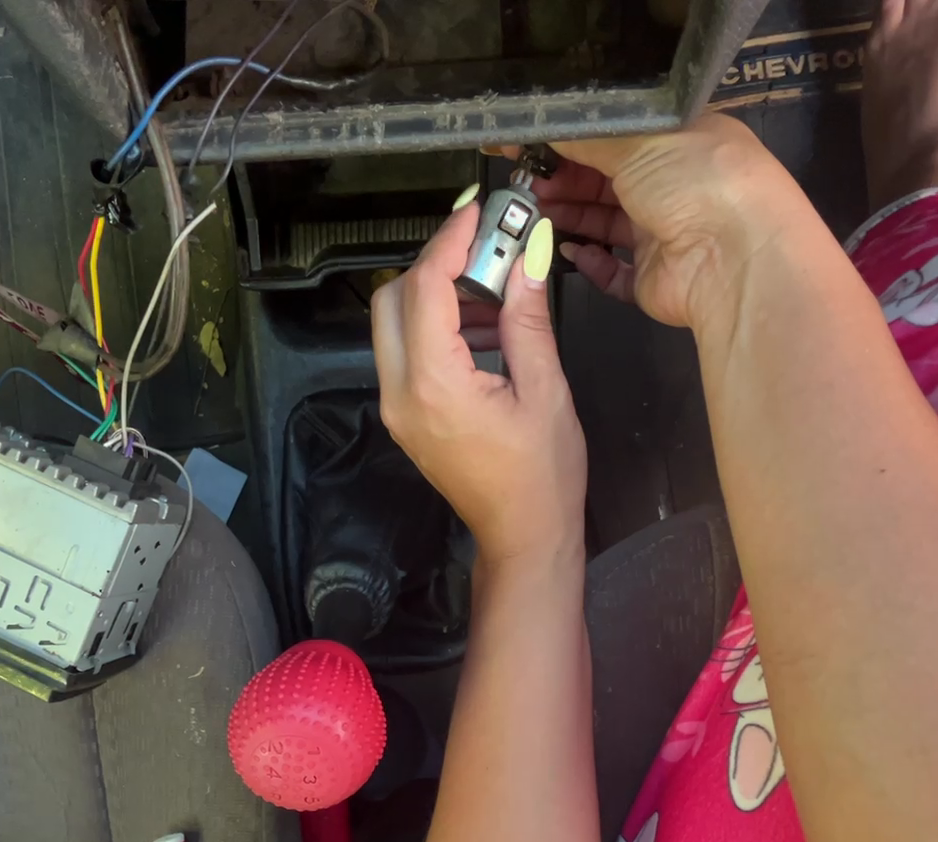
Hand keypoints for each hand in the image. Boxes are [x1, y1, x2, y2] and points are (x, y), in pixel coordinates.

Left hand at [371, 200, 585, 564]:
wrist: (522, 537)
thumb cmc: (543, 474)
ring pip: (393, 325)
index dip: (450, 240)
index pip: (425, 288)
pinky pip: (405, 354)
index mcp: (434, 385)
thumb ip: (528, 317)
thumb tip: (530, 251)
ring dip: (436, 295)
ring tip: (496, 292)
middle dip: (434, 263)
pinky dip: (435, 327)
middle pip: (392, 299)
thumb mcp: (545, 390)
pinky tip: (483, 329)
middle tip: (486, 248)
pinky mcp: (405, 417)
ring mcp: (396, 408)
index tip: (479, 209)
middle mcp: (399, 394)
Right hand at [530, 114, 806, 328]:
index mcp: (681, 142)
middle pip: (607, 182)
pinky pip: (612, 271)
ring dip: (570, 217)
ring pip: (604, 224)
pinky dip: (589, 262)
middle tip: (526, 183)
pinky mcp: (653, 278)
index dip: (575, 141)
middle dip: (565, 180)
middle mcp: (674, 186)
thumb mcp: (639, 140)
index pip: (620, 137)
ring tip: (534, 213)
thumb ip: (588, 136)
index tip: (533, 145)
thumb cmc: (696, 180)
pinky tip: (569, 250)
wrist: (732, 256)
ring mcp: (664, 234)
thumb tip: (546, 127)